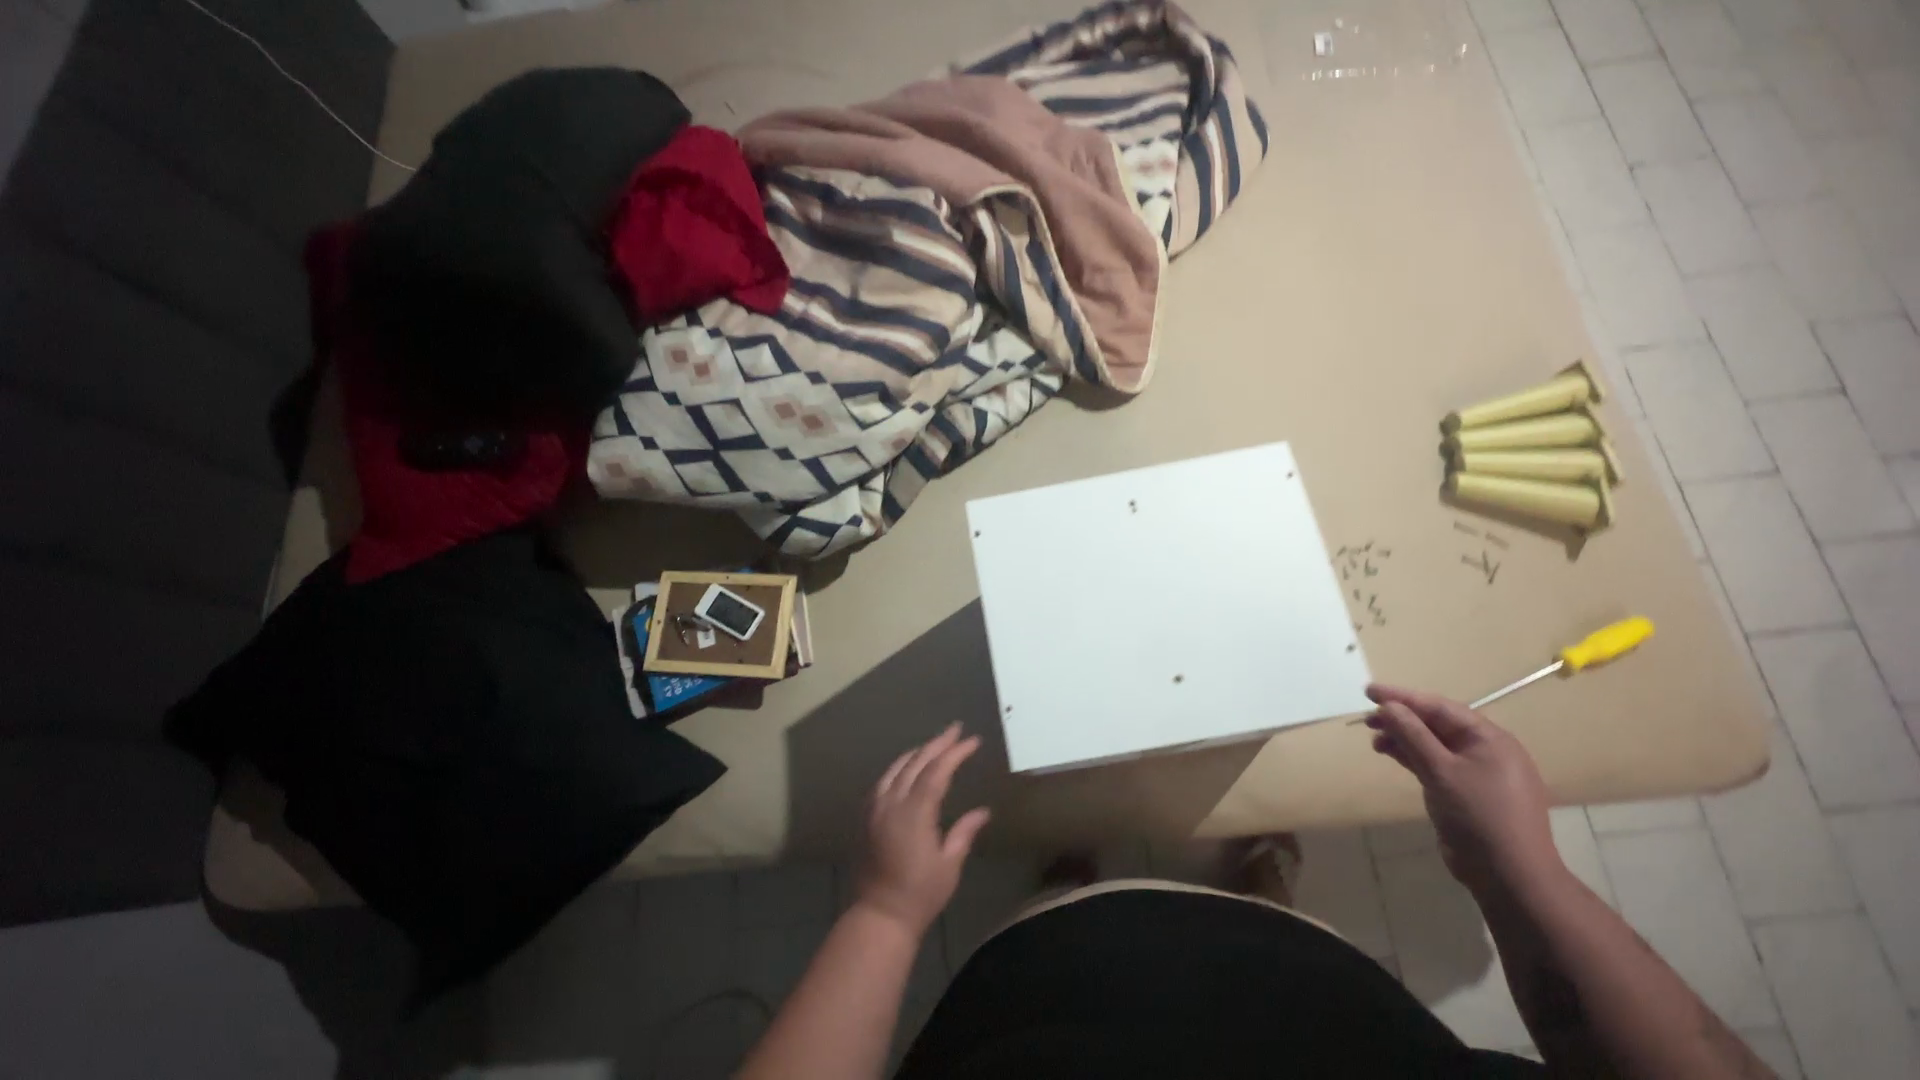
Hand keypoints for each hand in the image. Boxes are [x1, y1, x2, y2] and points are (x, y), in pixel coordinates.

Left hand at [854, 724, 992, 935]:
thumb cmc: (920, 893)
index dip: (955, 753)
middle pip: (915, 763)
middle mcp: (892, 803)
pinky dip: (899, 769)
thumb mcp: (949, 864)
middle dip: (937, 744)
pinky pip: (883, 782)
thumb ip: (964, 832)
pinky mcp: (867, 818)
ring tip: (934, 745)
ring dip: (917, 753)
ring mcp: (875, 809)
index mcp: (915, 812)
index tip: (972, 740)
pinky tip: (907, 769)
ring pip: (896, 769)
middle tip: (955, 730)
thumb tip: (983, 811)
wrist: (879, 915)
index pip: (937, 771)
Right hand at [1365, 684, 1561, 898]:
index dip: (1403, 697)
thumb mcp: (1442, 772)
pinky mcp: (1466, 794)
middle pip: (1438, 725)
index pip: (1440, 707)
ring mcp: (1477, 774)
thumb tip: (1389, 706)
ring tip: (1375, 741)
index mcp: (1489, 739)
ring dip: (1405, 740)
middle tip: (1368, 719)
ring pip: (1435, 746)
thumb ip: (1413, 736)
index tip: (1369, 692)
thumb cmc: (1479, 816)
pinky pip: (1437, 765)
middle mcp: (1486, 751)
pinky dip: (1414, 758)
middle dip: (1402, 719)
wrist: (1509, 875)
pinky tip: (1393, 756)